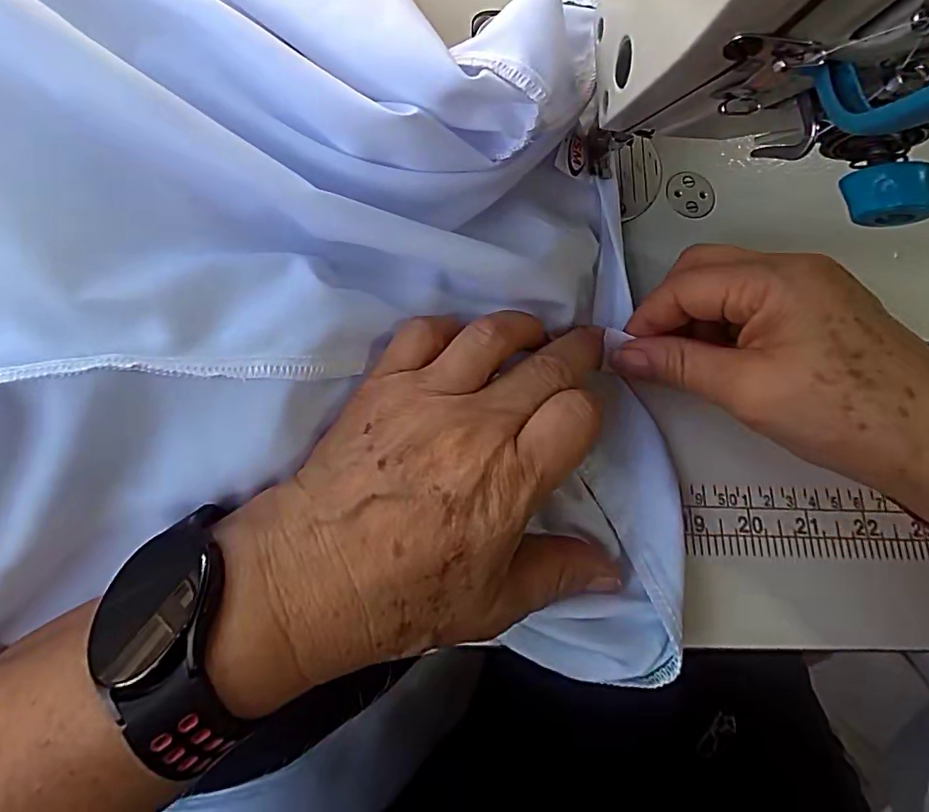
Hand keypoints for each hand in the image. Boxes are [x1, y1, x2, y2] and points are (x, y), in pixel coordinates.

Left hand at [206, 313, 619, 717]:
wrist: (316, 568)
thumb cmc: (405, 593)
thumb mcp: (493, 602)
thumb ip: (558, 573)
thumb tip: (613, 569)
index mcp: (511, 475)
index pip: (577, 411)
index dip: (592, 404)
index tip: (586, 407)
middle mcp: (474, 422)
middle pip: (543, 364)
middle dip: (575, 350)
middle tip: (585, 345)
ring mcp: (423, 395)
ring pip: (486, 335)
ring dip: (518, 326)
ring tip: (529, 332)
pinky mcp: (381, 384)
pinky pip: (420, 333)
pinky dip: (446, 328)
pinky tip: (454, 341)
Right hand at [609, 245, 928, 529]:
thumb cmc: (845, 417)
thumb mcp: (744, 391)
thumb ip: (675, 363)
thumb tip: (623, 352)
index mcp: (777, 278)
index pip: (684, 284)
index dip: (648, 318)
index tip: (628, 354)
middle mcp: (794, 267)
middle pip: (703, 268)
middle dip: (670, 308)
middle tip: (656, 353)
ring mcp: (814, 283)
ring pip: (726, 281)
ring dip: (697, 315)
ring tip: (692, 362)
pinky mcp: (824, 304)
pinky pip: (755, 297)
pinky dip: (727, 321)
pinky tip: (727, 359)